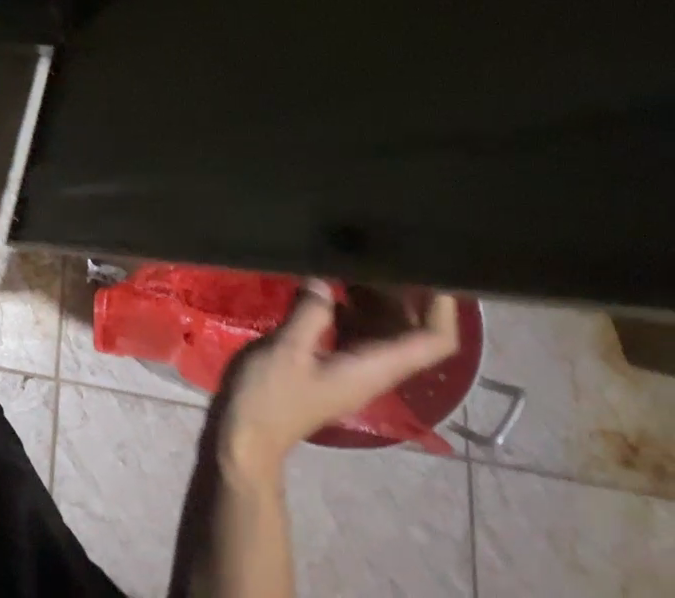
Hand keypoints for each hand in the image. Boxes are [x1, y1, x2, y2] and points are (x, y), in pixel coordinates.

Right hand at [219, 281, 459, 482]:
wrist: (248, 435)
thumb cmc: (270, 395)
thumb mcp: (286, 350)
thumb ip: (309, 312)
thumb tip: (321, 279)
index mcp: (376, 367)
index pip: (434, 341)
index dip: (442, 308)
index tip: (430, 272)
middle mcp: (374, 369)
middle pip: (410, 331)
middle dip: (402, 294)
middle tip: (377, 256)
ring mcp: (352, 370)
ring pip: (381, 331)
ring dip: (373, 300)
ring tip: (349, 263)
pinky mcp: (329, 368)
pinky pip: (353, 334)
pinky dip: (347, 310)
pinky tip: (321, 290)